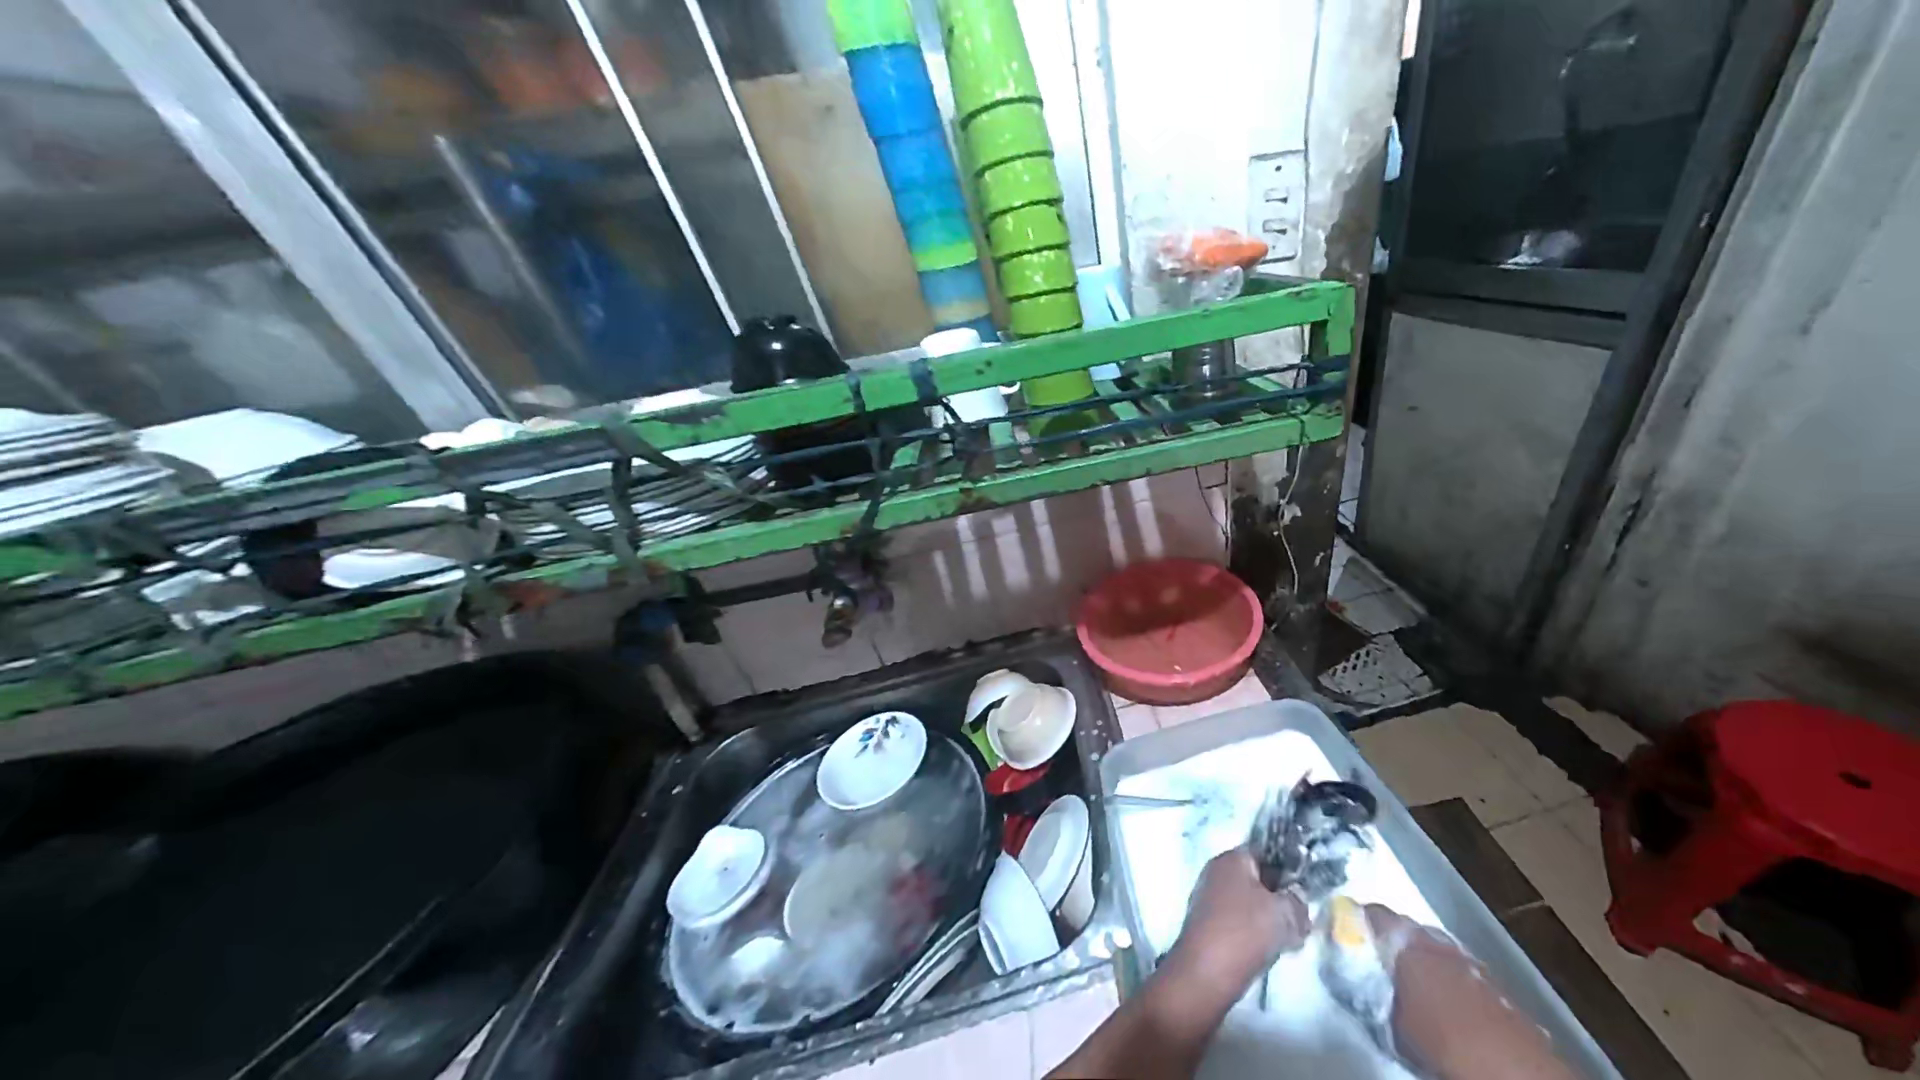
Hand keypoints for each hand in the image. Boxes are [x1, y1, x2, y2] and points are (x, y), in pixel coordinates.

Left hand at [1170, 847, 1310, 993]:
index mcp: (1232, 858)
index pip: (1265, 853)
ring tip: (1289, 939)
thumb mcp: (1285, 913)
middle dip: (1281, 898)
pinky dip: (1256, 931)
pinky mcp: (1209, 921)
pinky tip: (1270, 950)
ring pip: (1251, 902)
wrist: (1207, 970)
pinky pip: (1240, 919)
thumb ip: (1297, 900)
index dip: (1288, 870)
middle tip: (1301, 920)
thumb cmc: (1246, 930)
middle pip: (1258, 879)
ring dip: (1271, 918)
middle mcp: (1217, 871)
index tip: (1305, 891)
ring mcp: (1210, 896)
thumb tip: (1296, 895)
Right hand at [1360, 904, 1578, 1079]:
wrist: (1506, 1067)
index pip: (1370, 912)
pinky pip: (1458, 966)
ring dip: (1419, 955)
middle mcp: (1434, 939)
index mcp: (1403, 940)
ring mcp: (1466, 958)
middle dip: (1388, 937)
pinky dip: (1446, 973)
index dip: (1354, 919)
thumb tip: (1348, 973)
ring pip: (1432, 944)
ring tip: (1409, 979)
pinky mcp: (1492, 981)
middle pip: (1403, 925)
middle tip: (1374, 958)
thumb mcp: (1385, 1017)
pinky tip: (1443, 997)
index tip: (1342, 931)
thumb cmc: (1435, 1038)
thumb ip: (1364, 986)